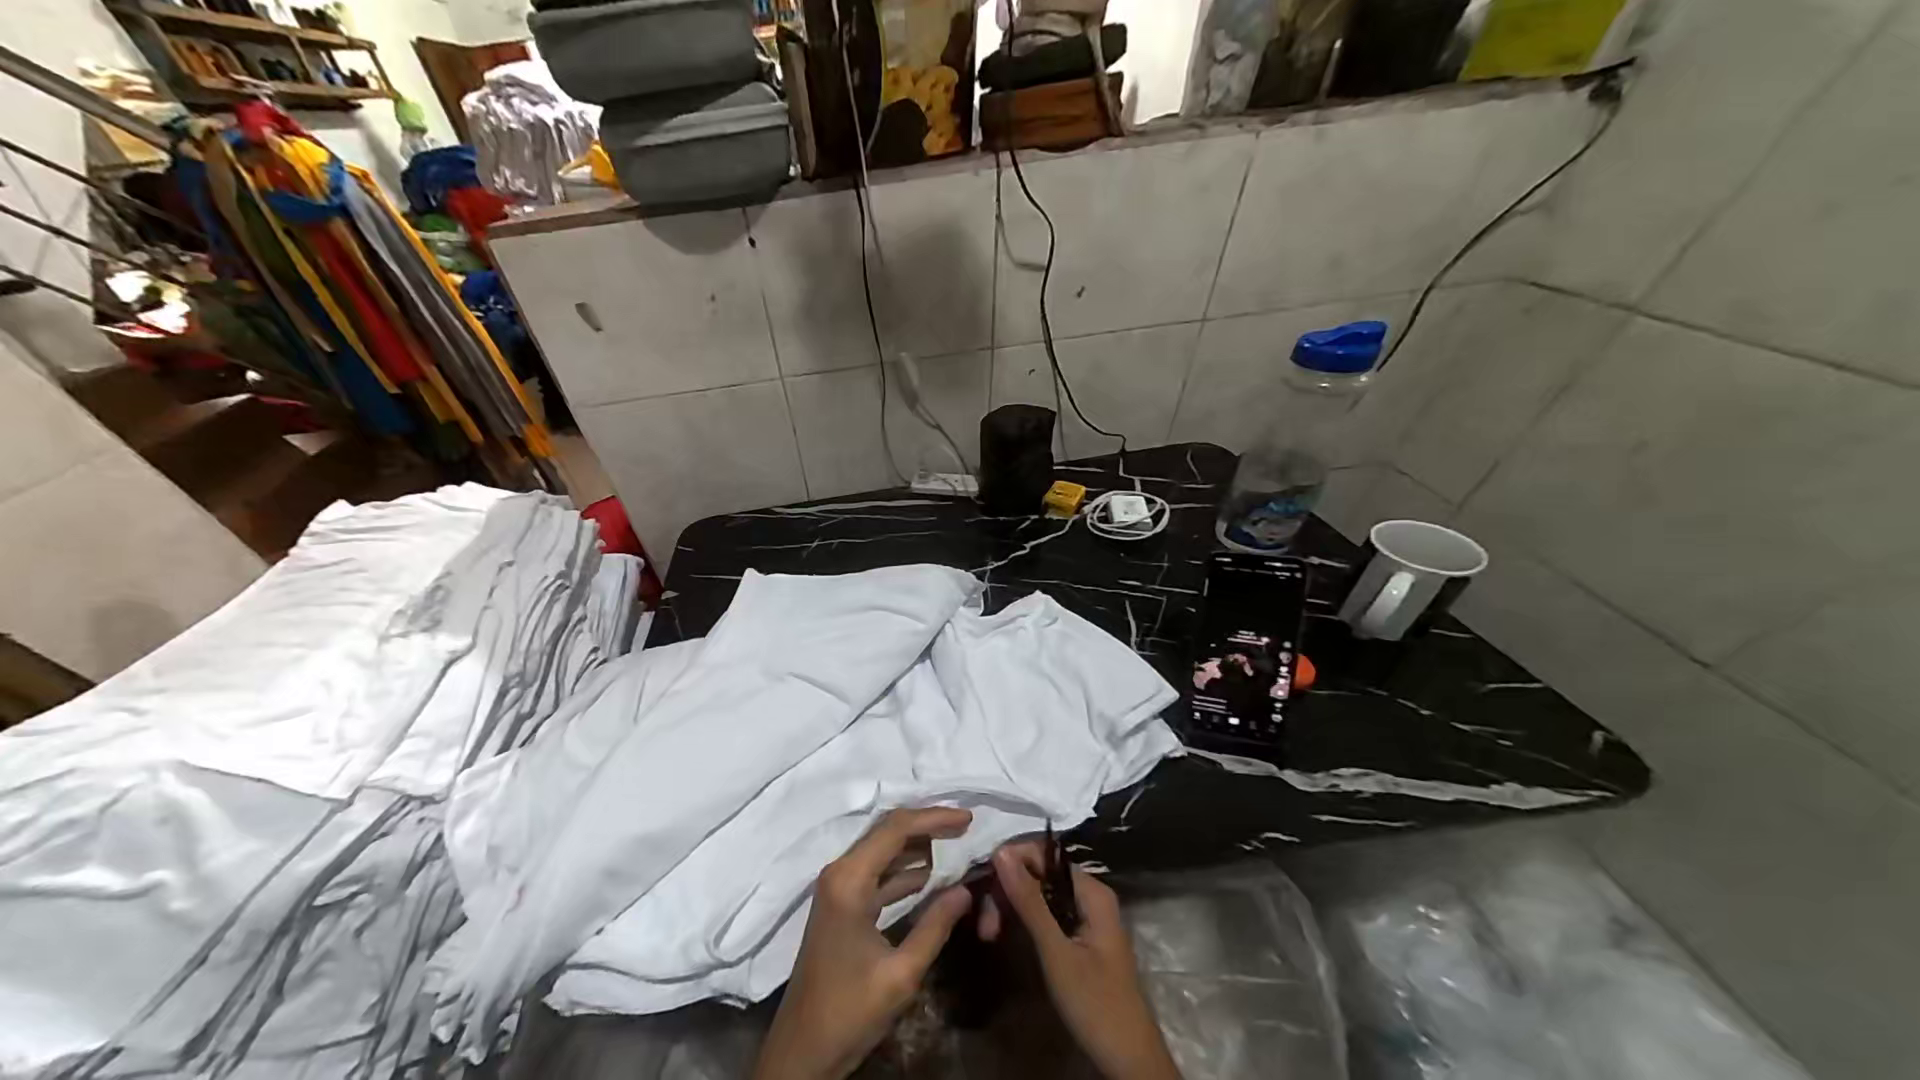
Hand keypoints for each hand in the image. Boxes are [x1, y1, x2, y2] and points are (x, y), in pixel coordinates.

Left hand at [752, 807, 974, 1079]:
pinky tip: (932, 875)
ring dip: (918, 845)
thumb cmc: (849, 1011)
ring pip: (882, 850)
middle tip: (965, 825)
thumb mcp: (901, 973)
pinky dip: (905, 869)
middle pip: (887, 831)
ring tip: (956, 844)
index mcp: (849, 881)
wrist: (803, 1051)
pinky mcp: (841, 904)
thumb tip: (966, 889)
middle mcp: (840, 873)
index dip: (934, 818)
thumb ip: (935, 926)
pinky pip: (877, 872)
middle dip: (927, 824)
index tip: (968, 818)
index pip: (895, 829)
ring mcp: (838, 888)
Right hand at [988, 841, 1181, 1079]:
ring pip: (1038, 896)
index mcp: (1091, 891)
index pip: (1043, 855)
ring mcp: (1084, 917)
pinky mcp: (1077, 937)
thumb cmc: (1095, 1004)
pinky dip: (1023, 923)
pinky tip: (1003, 936)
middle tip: (984, 925)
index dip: (1011, 862)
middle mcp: (1089, 895)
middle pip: (1039, 875)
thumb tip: (1001, 852)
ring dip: (1011, 909)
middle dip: (1008, 892)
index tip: (982, 884)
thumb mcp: (1056, 952)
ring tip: (989, 936)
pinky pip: (1045, 915)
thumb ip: (1029, 901)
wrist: (1128, 1061)